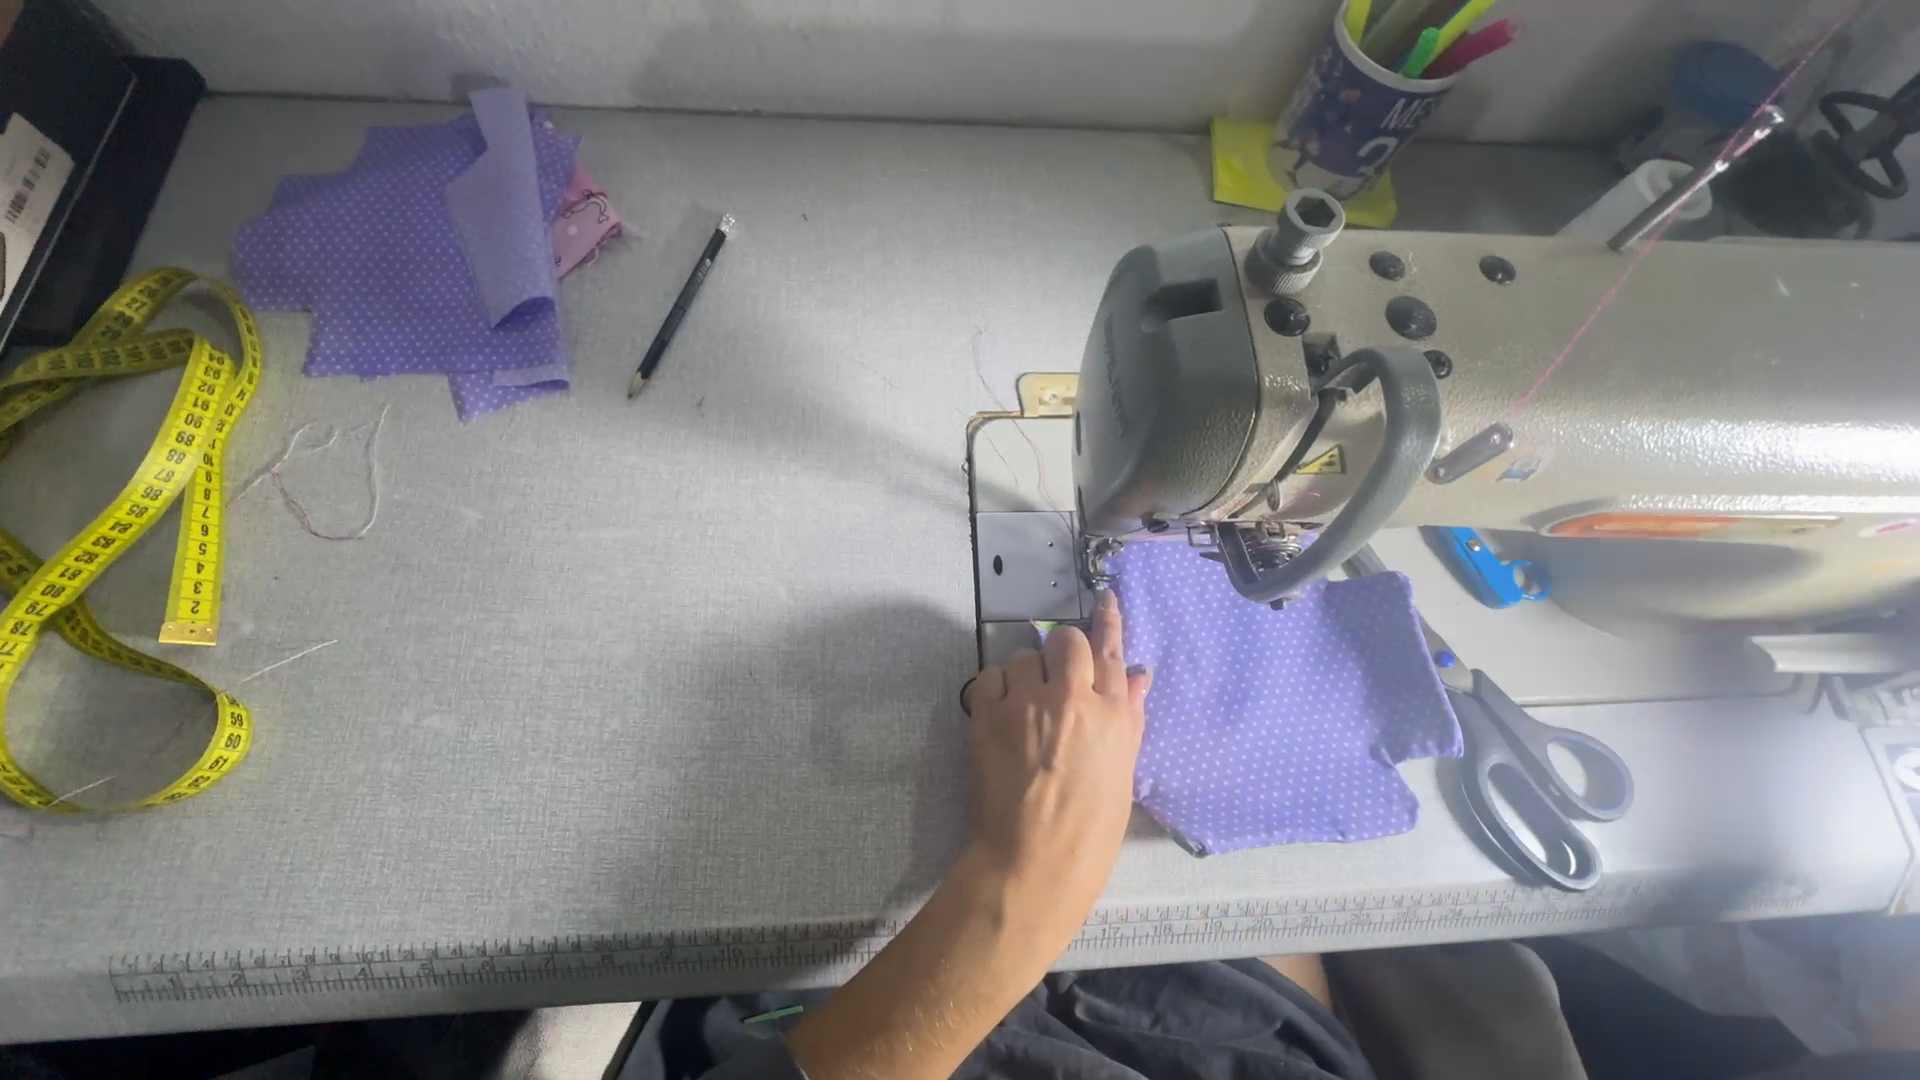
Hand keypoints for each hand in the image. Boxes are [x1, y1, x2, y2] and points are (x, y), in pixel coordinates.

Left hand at [961, 590, 1150, 938]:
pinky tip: (999, 714)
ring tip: (1024, 708)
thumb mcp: (1122, 770)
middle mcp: (1072, 698)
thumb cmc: (1090, 829)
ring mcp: (1028, 703)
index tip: (1105, 598)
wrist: (1034, 861)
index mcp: (1112, 715)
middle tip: (1054, 677)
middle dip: (1061, 651)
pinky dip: (994, 689)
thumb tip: (1138, 675)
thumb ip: (1129, 716)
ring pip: (1024, 656)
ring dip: (1025, 674)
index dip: (1108, 621)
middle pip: (1066, 641)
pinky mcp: (990, 714)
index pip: (1112, 652)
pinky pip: (989, 676)